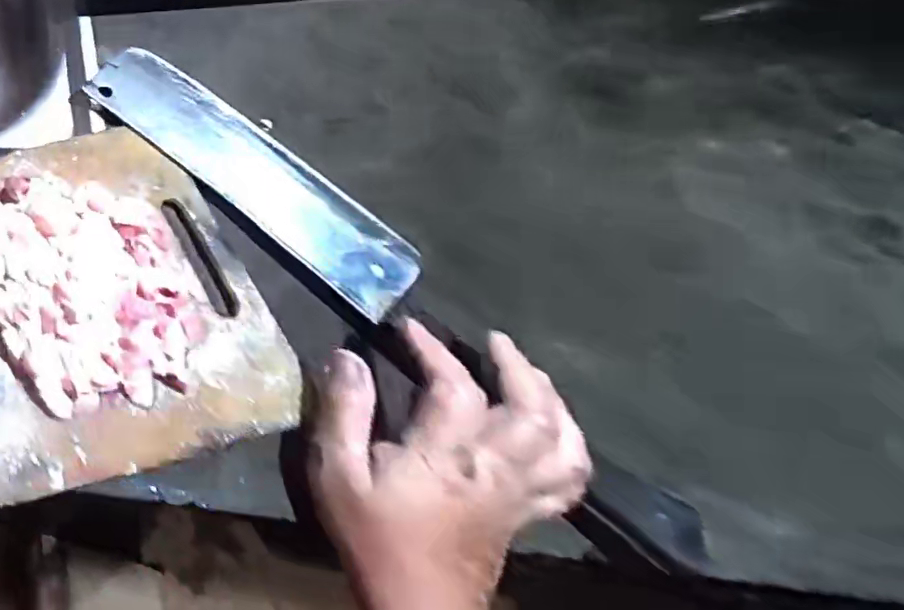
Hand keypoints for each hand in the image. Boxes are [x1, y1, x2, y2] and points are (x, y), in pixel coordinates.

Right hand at [309, 320, 590, 609]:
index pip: (456, 389)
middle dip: (517, 369)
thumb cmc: (370, 533)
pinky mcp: (524, 517)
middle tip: (493, 341)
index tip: (408, 326)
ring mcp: (517, 497)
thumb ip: (342, 410)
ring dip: (553, 403)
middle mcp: (493, 472)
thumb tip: (347, 357)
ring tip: (531, 375)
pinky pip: (569, 480)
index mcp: (446, 457)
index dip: (435, 349)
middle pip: (532, 414)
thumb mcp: (337, 470)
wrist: (415, 606)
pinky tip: (553, 431)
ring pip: (563, 446)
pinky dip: (569, 447)